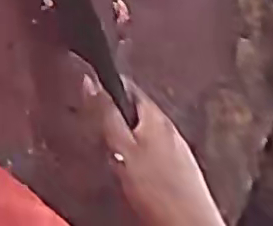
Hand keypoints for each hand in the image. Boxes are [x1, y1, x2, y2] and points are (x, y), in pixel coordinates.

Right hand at [87, 76, 224, 225]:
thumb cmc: (158, 192)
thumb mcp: (120, 146)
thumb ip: (104, 112)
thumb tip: (89, 81)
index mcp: (155, 116)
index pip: (125, 84)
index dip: (104, 84)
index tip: (88, 91)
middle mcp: (171, 129)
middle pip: (136, 110)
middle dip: (116, 116)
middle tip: (99, 129)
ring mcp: (180, 152)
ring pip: (146, 133)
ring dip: (129, 138)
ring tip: (115, 154)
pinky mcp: (184, 174)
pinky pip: (156, 154)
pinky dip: (142, 157)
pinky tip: (136, 174)